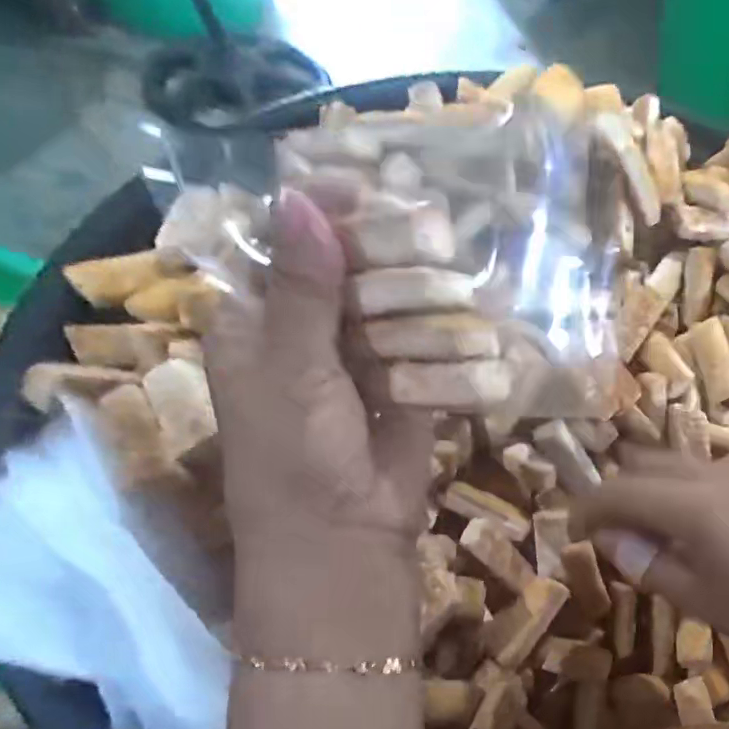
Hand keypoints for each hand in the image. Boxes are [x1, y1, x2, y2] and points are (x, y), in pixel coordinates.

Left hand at [204, 191, 432, 655]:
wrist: (345, 543)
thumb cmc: (295, 457)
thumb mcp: (291, 369)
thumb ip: (303, 289)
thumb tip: (302, 195)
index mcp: (257, 326)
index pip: (283, 248)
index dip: (319, 215)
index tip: (364, 185)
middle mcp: (308, 338)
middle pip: (344, 273)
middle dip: (381, 251)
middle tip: (426, 224)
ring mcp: (359, 366)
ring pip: (389, 309)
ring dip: (418, 290)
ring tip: (454, 260)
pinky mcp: (405, 393)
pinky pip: (422, 350)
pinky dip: (443, 332)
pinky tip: (472, 305)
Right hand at [577, 449, 728, 662]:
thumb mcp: (690, 594)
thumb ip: (642, 560)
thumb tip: (605, 537)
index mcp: (687, 504)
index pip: (617, 491)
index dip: (586, 509)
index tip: (570, 532)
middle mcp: (704, 475)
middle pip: (639, 465)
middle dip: (611, 492)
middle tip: (599, 531)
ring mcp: (728, 474)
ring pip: (665, 461)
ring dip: (638, 484)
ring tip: (630, 525)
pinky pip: (689, 469)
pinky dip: (665, 485)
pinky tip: (670, 521)